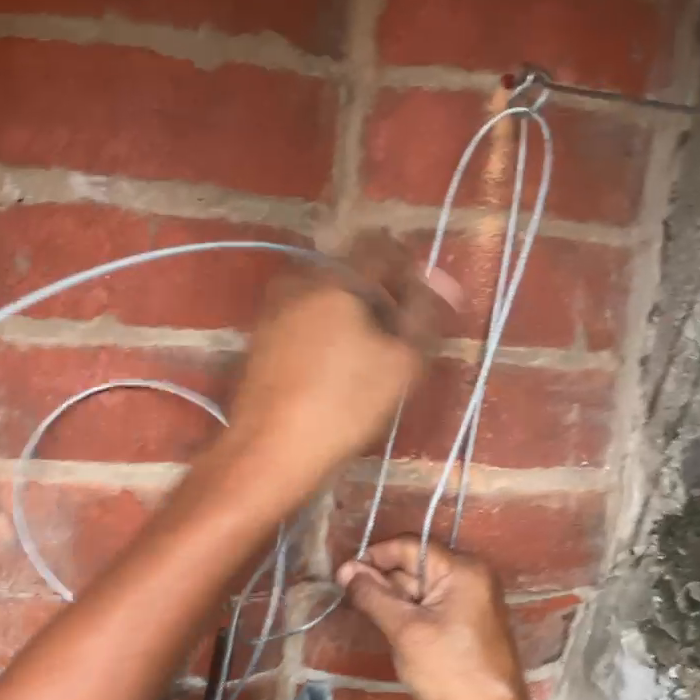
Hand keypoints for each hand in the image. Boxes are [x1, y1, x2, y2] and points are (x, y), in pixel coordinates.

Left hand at [223, 233, 459, 495]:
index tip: (422, 303)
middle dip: (377, 296)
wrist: (271, 450)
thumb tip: (441, 281)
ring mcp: (271, 313)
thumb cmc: (344, 404)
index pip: (382, 249)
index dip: (408, 270)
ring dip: (349, 318)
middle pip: (349, 274)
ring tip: (367, 361)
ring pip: (323, 300)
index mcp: (335, 277)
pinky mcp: (257, 344)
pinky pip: (302, 325)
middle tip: (398, 337)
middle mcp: (297, 284)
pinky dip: (323, 336)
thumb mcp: (402, 362)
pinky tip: (333, 374)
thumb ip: (425, 314)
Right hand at [336, 537, 529, 699]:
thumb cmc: (448, 671)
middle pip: (414, 564)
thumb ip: (373, 595)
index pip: (407, 546)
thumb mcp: (404, 630)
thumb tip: (345, 569)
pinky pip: (432, 603)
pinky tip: (394, 630)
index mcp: (462, 569)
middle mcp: (471, 575)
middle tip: (353, 604)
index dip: (373, 558)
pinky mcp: (468, 619)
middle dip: (383, 581)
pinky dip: (410, 612)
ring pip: (420, 586)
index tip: (344, 579)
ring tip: (372, 619)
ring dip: (394, 599)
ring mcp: (472, 598)